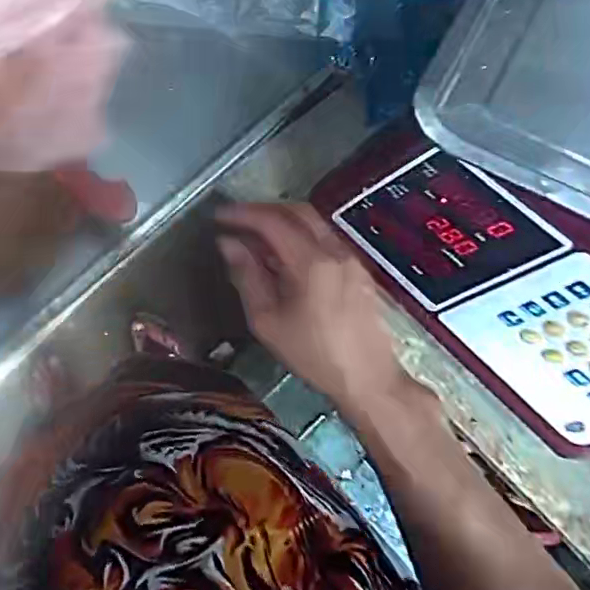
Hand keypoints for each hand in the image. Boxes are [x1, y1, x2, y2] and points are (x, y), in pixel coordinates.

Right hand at [215, 202, 413, 414]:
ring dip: (281, 219)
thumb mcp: (266, 320)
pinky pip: (323, 236)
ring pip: (313, 220)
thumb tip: (228, 243)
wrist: (371, 380)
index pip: (272, 221)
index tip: (218, 215)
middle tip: (235, 218)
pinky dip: (298, 232)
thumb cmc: (313, 353)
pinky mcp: (358, 269)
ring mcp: (351, 259)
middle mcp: (335, 252)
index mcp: (311, 263)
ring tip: (254, 234)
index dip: (241, 213)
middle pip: (296, 211)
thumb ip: (245, 275)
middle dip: (261, 209)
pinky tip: (281, 252)